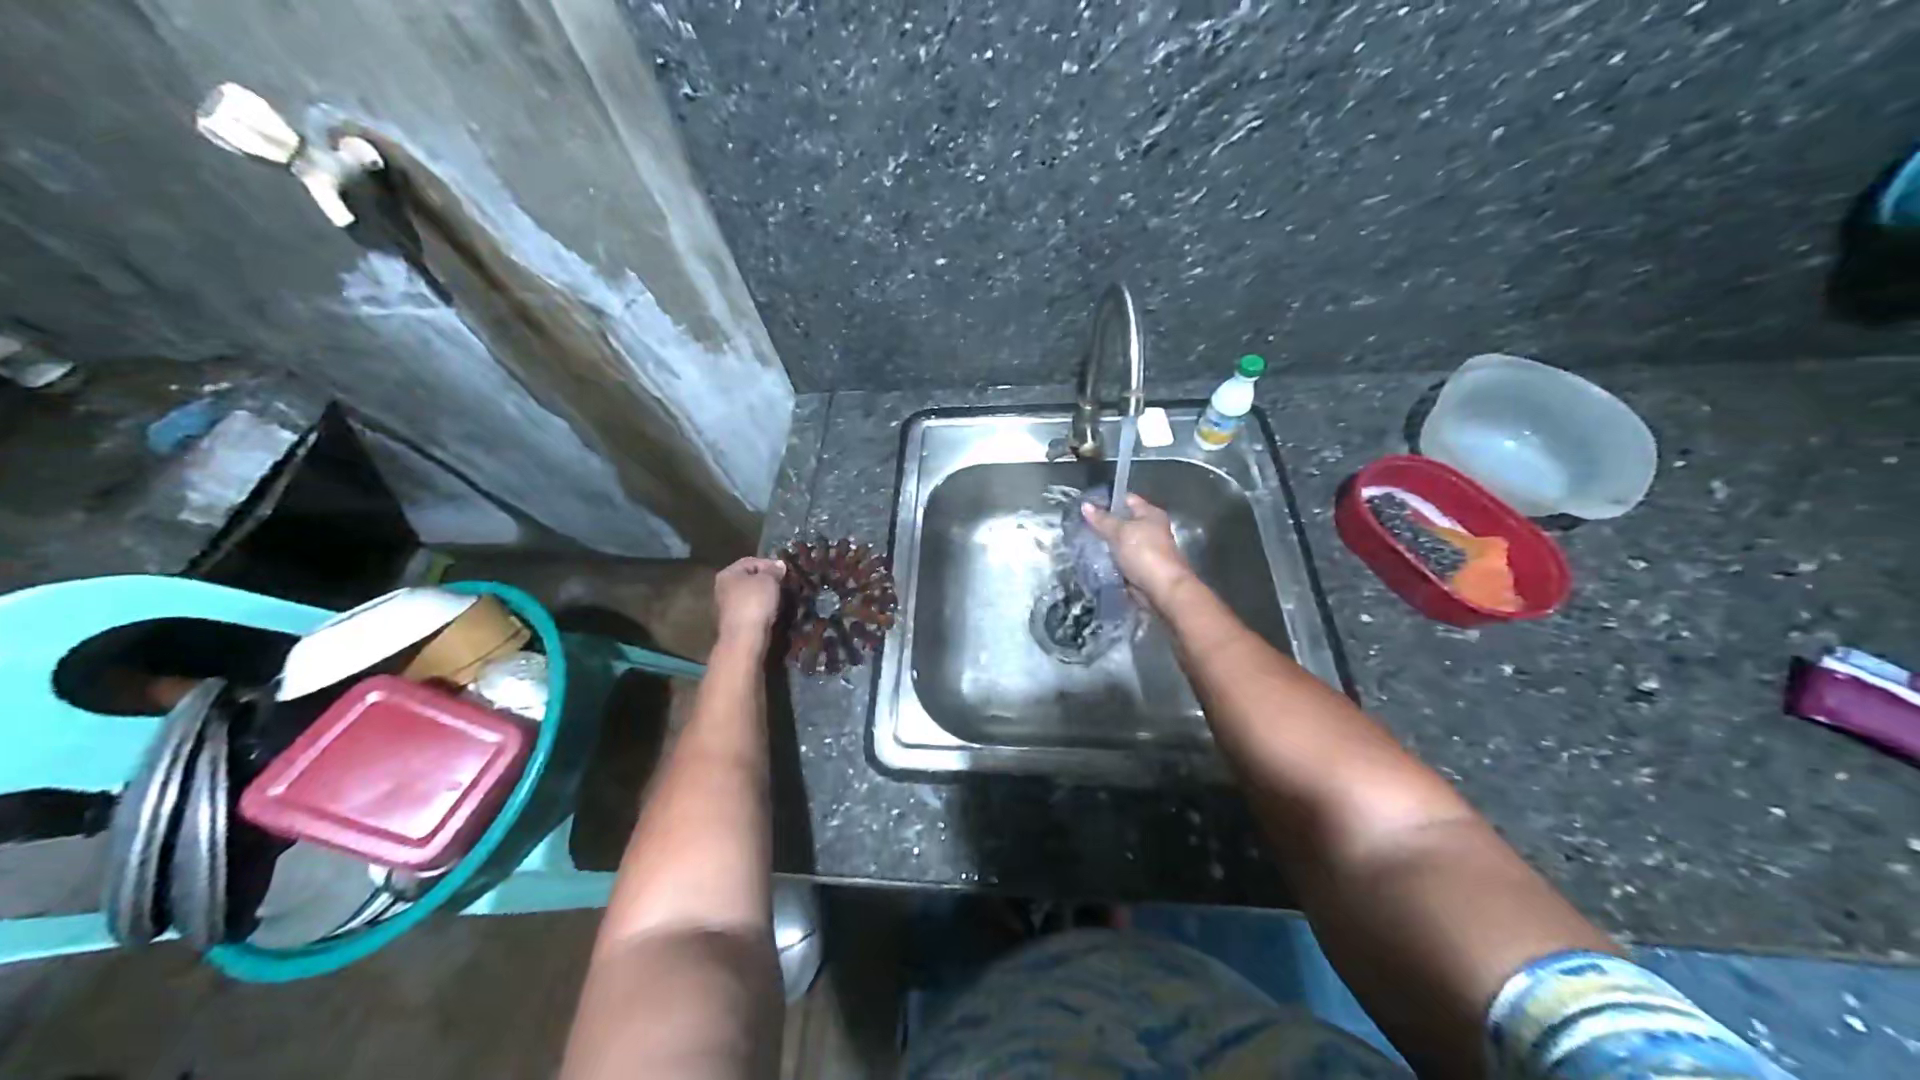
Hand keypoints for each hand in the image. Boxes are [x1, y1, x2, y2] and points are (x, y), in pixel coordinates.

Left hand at [713, 556, 785, 642]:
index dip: (769, 564)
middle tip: (783, 583)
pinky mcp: (734, 620)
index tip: (784, 571)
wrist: (745, 637)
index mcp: (727, 573)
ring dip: (764, 594)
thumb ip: (774, 570)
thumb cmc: (755, 602)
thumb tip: (779, 565)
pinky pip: (750, 607)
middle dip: (767, 579)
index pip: (751, 561)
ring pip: (750, 593)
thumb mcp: (769, 580)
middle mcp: (723, 587)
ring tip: (780, 596)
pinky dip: (761, 606)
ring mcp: (727, 605)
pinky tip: (771, 610)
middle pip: (749, 578)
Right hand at [1080, 494, 1195, 609]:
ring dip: (1104, 544)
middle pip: (1122, 522)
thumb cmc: (1144, 553)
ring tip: (1081, 541)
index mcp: (1150, 514)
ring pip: (1118, 542)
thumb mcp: (1120, 532)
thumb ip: (1102, 520)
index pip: (1127, 499)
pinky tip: (1091, 559)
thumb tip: (1085, 505)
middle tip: (1080, 525)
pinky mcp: (1139, 567)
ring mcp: (1144, 549)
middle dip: (1102, 524)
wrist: (1162, 589)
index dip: (1108, 500)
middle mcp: (1149, 529)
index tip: (1087, 505)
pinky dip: (1108, 560)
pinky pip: (1119, 559)